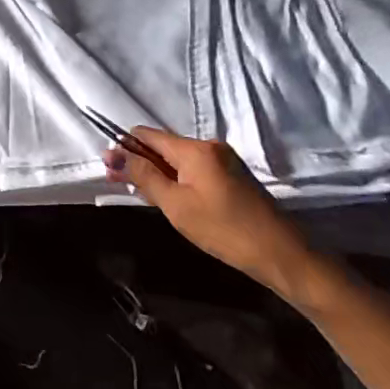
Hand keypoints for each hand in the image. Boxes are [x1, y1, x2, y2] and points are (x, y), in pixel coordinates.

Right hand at [103, 127, 319, 295]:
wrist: (280, 253)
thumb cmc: (222, 228)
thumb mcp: (174, 203)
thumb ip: (142, 175)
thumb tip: (112, 153)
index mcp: (194, 149)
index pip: (146, 135)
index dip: (124, 148)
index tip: (109, 170)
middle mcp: (209, 147)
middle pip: (161, 146)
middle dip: (138, 162)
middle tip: (118, 185)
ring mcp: (223, 161)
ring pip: (176, 160)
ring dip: (156, 173)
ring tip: (142, 196)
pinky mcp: (231, 176)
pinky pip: (193, 170)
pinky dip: (175, 180)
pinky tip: (168, 199)